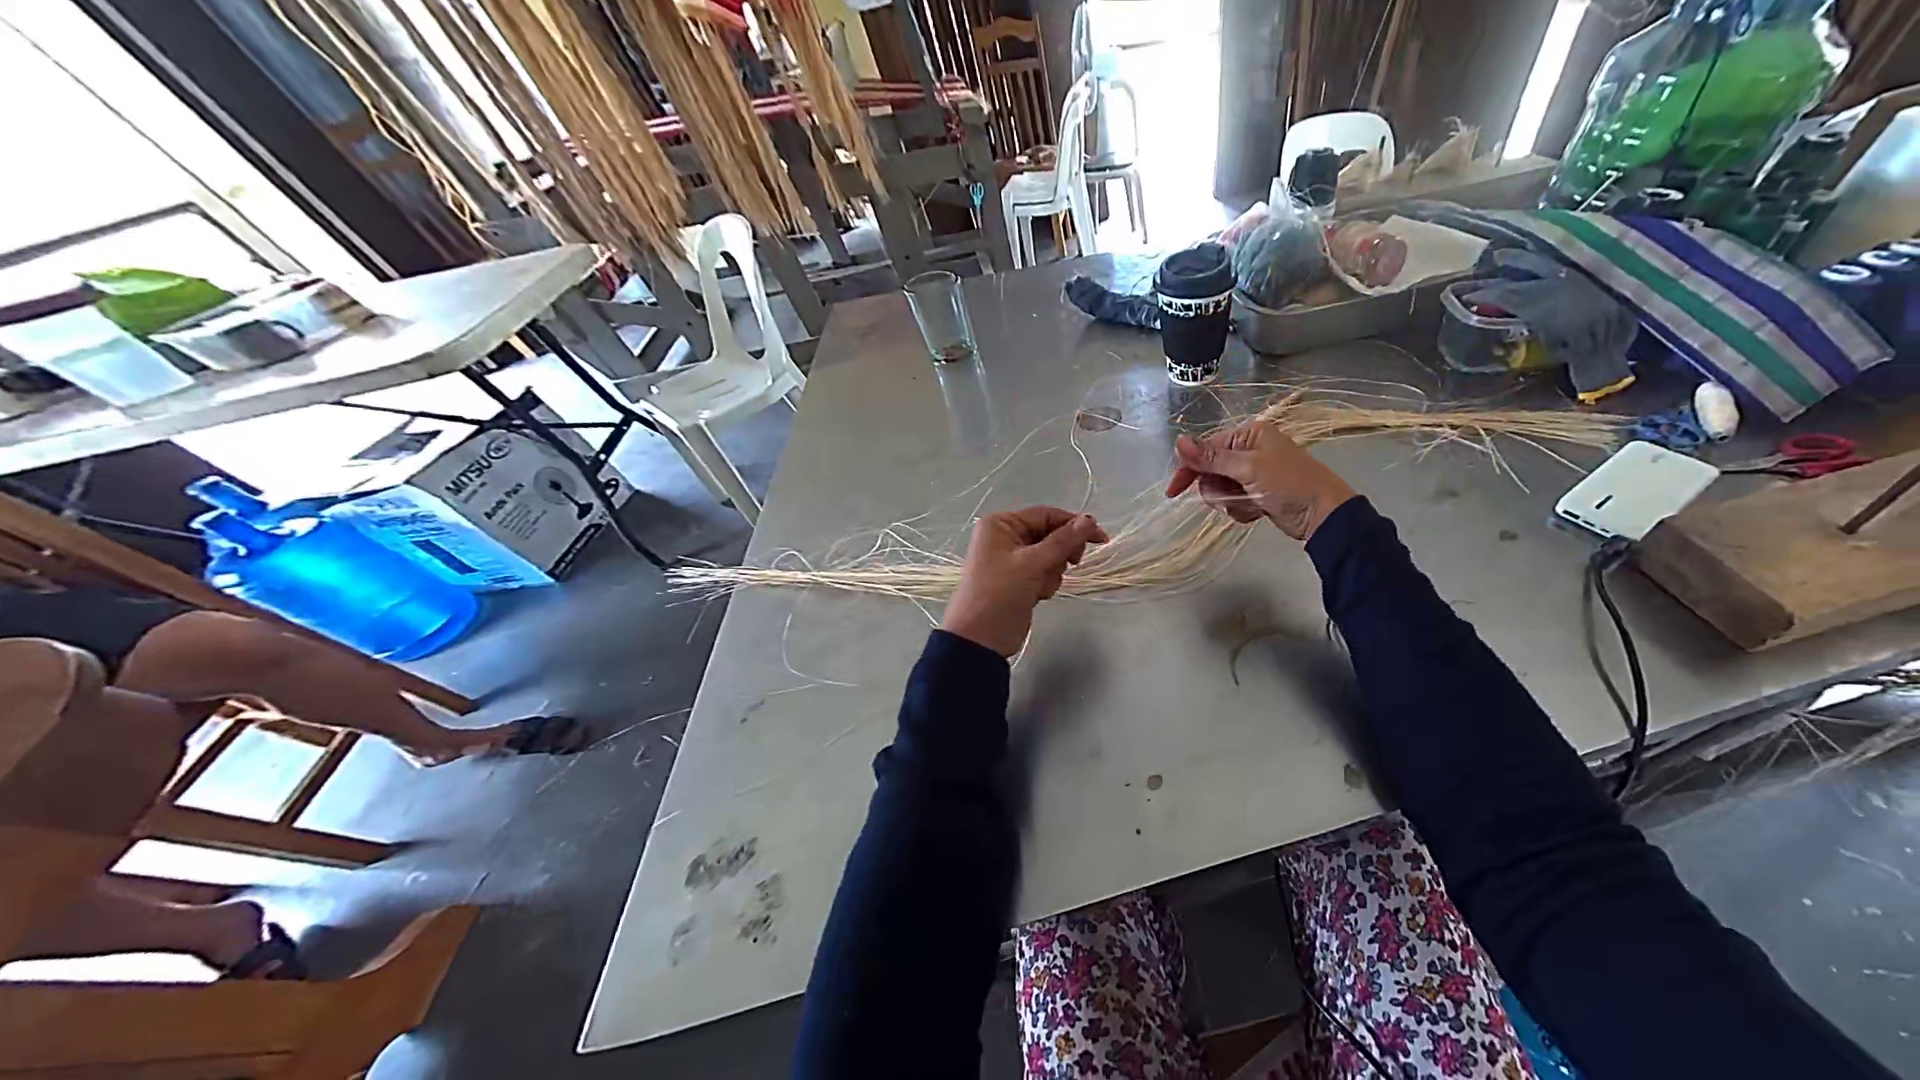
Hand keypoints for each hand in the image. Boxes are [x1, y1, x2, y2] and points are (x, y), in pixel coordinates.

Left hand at [942, 506, 1108, 656]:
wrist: (980, 638)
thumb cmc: (999, 593)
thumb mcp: (1032, 564)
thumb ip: (1063, 541)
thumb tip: (1089, 520)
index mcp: (1001, 525)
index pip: (1045, 515)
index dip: (1074, 524)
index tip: (1100, 538)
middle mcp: (1005, 537)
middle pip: (1050, 534)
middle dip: (1060, 552)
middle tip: (1072, 563)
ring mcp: (1012, 560)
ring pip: (1051, 556)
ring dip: (1053, 571)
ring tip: (1040, 585)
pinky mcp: (1020, 580)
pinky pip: (1045, 572)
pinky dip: (1047, 582)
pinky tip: (1037, 595)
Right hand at [1164, 422, 1357, 539]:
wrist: (1323, 515)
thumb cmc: (1289, 483)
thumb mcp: (1248, 468)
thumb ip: (1212, 458)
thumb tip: (1179, 441)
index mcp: (1248, 435)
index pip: (1206, 449)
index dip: (1189, 469)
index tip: (1174, 491)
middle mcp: (1248, 451)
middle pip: (1209, 471)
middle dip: (1217, 489)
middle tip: (1232, 496)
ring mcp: (1252, 474)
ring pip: (1219, 490)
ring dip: (1230, 502)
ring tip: (1250, 504)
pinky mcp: (1256, 493)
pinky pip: (1232, 502)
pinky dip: (1240, 509)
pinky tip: (1257, 511)